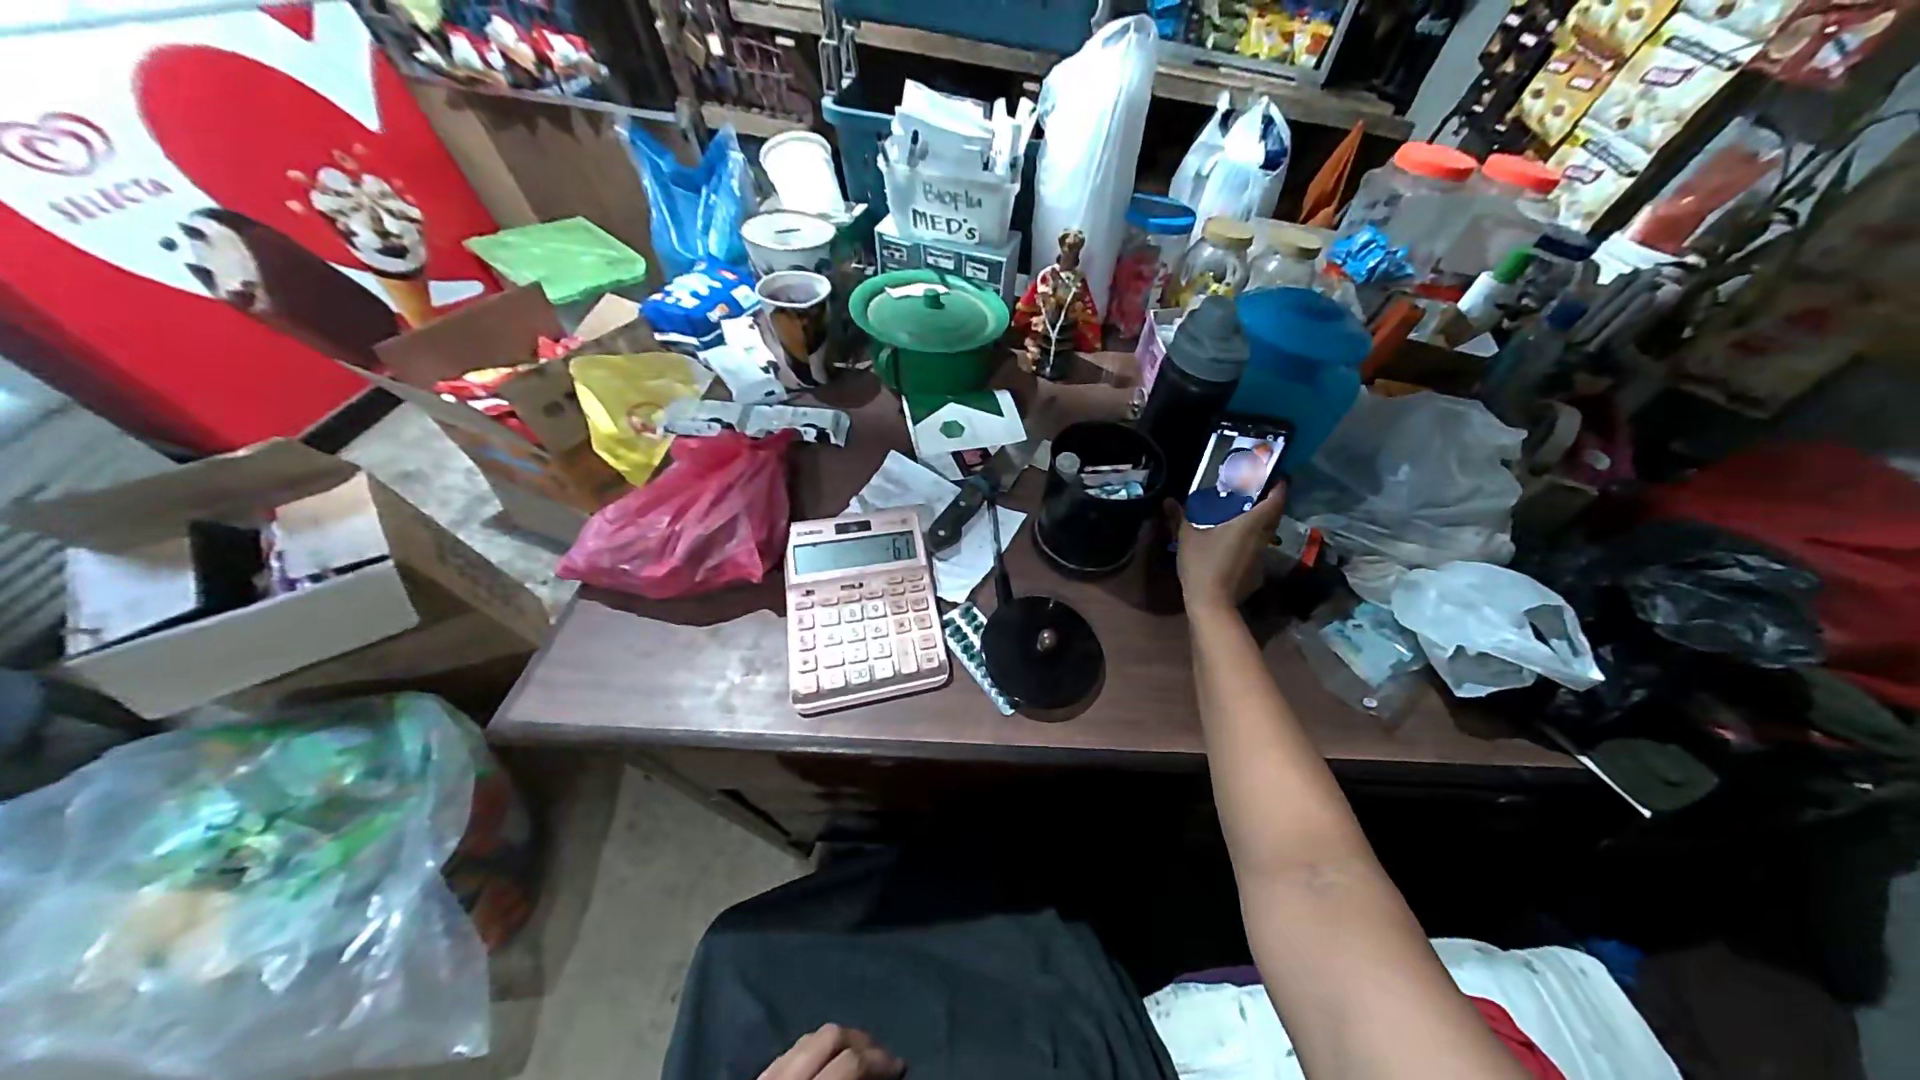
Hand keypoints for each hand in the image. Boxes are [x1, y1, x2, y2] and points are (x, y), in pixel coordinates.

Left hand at [758, 1024, 904, 1079]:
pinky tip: (828, 1060)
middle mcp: (785, 1073)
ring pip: (810, 1034)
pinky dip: (816, 1048)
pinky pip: (792, 1048)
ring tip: (861, 1054)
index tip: (899, 1067)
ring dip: (841, 1039)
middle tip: (883, 1057)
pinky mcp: (760, 1075)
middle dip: (863, 1040)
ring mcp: (767, 1071)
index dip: (880, 1062)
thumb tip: (886, 1071)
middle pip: (830, 1034)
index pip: (850, 1061)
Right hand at [1167, 482, 1287, 612]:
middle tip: (1254, 491)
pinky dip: (1251, 539)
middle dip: (1268, 501)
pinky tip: (1234, 542)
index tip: (1273, 475)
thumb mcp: (1186, 538)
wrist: (1212, 604)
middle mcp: (1262, 537)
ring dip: (1260, 521)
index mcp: (1251, 524)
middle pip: (1274, 514)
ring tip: (1241, 514)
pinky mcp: (1257, 571)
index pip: (1276, 499)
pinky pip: (1258, 548)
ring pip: (1267, 532)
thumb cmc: (1202, 564)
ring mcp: (1261, 556)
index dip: (1279, 485)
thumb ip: (1179, 517)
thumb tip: (1168, 500)